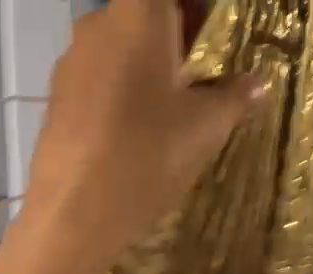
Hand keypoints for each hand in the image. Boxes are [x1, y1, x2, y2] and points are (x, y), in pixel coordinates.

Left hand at [18, 0, 266, 270]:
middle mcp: (98, 23)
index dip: (193, 13)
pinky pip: (96, 86)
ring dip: (143, 75)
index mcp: (139, 12)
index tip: (208, 43)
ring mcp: (70, 62)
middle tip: (196, 84)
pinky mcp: (55, 101)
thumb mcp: (205, 128)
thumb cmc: (148, 155)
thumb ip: (234, 98)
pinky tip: (131, 141)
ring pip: (117, 53)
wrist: (76, 213)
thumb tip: (257, 83)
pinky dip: (117, 101)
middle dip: (171, 44)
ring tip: (166, 121)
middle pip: (142, 18)